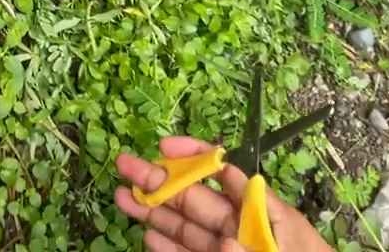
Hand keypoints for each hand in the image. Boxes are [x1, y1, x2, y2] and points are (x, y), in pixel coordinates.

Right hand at [114, 138, 333, 251]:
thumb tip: (226, 243)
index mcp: (266, 216)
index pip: (226, 174)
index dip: (193, 155)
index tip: (163, 147)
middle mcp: (244, 231)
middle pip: (197, 199)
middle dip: (159, 180)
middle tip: (123, 164)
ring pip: (187, 228)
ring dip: (155, 213)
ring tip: (122, 197)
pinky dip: (169, 248)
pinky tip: (147, 238)